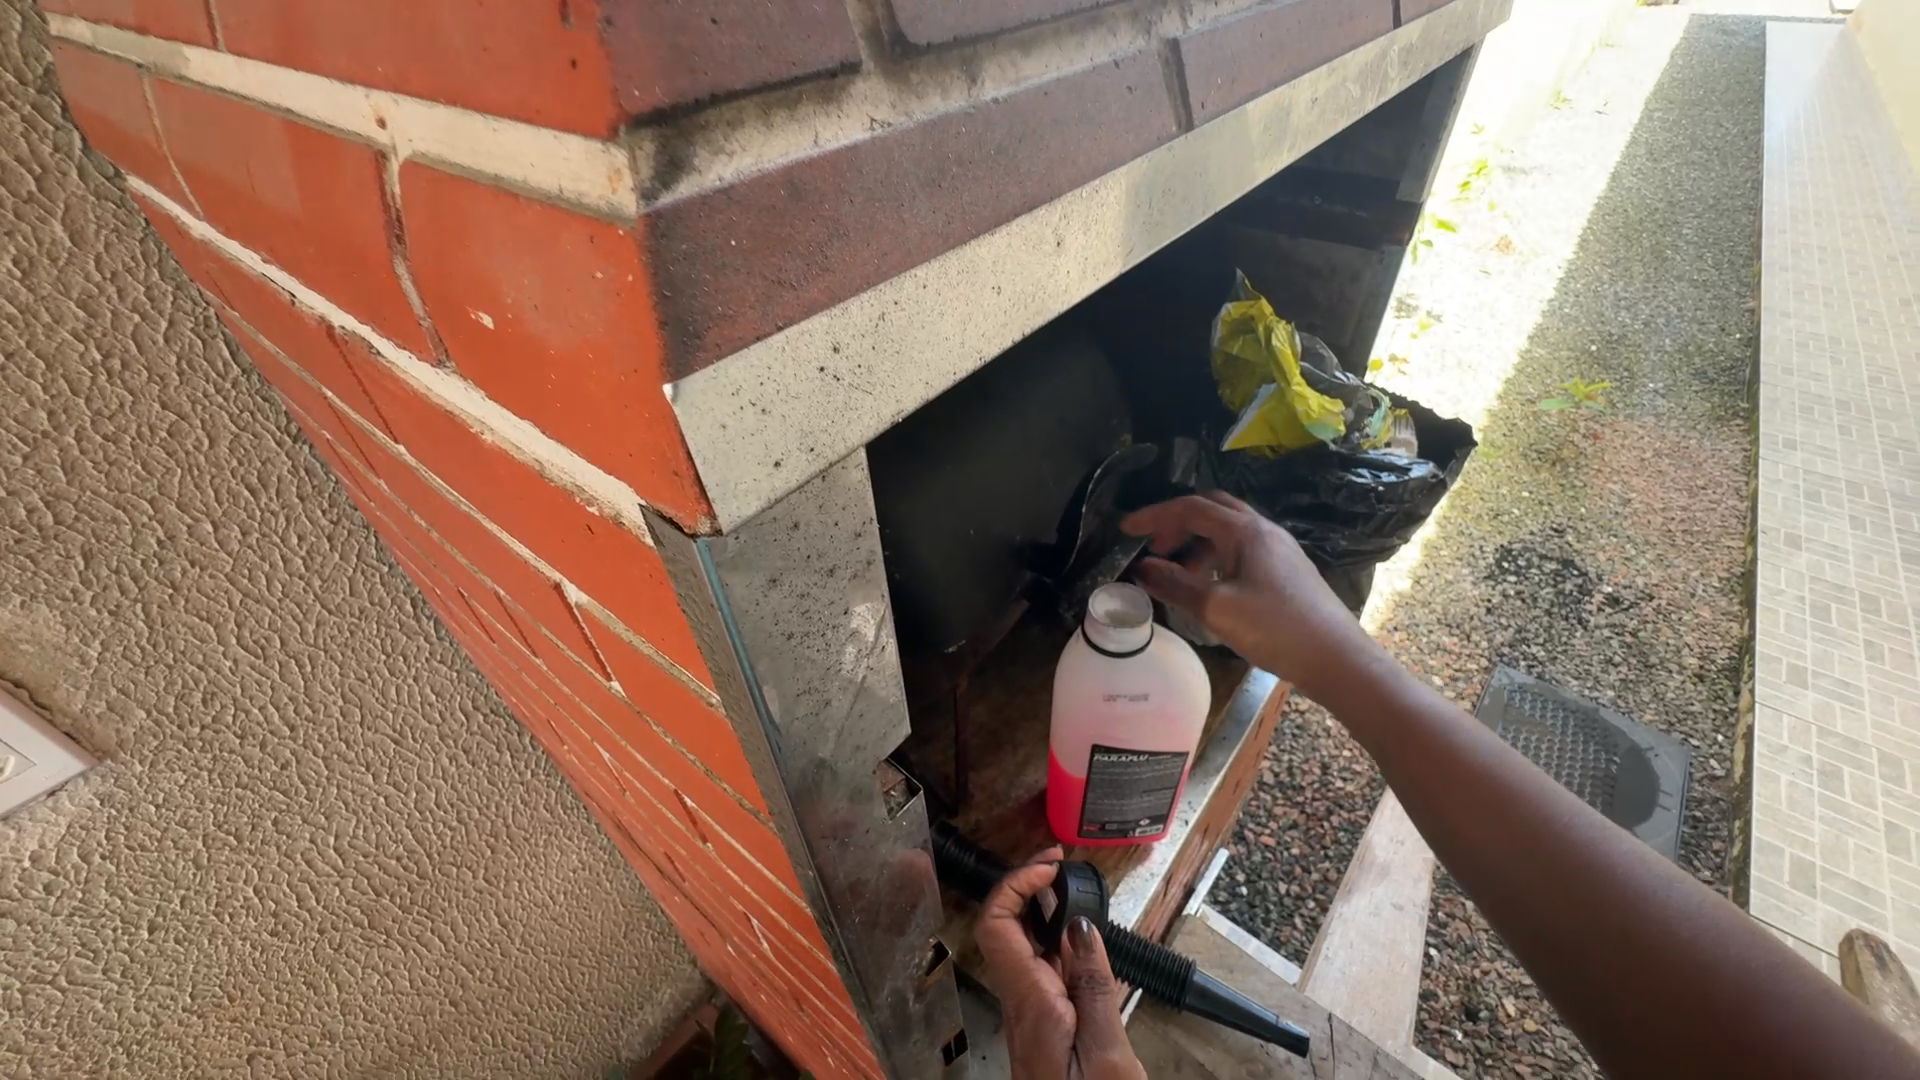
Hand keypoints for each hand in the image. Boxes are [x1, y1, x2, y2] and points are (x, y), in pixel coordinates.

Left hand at [975, 848, 1145, 1079]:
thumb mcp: (1107, 1056)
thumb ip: (1094, 987)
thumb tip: (1081, 926)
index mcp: (1028, 1001)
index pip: (996, 924)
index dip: (1015, 885)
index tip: (1050, 868)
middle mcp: (1020, 1000)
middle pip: (1005, 925)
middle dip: (1027, 886)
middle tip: (1061, 865)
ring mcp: (1030, 1010)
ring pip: (1024, 944)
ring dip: (1043, 910)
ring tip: (1073, 888)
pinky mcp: (1045, 1021)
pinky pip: (1043, 967)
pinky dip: (1059, 940)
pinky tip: (1081, 936)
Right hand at [1121, 492, 1375, 700]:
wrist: (1337, 659)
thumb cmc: (1275, 628)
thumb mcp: (1215, 608)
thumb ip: (1174, 585)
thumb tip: (1141, 569)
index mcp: (1245, 531)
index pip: (1191, 508)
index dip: (1154, 516)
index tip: (1126, 530)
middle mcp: (1264, 531)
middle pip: (1212, 510)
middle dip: (1177, 524)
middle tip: (1154, 547)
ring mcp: (1279, 550)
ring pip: (1228, 531)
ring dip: (1196, 543)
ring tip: (1177, 574)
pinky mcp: (1286, 571)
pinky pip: (1241, 550)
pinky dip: (1215, 558)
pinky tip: (1209, 587)